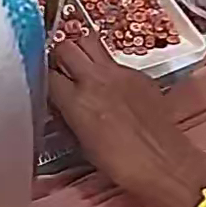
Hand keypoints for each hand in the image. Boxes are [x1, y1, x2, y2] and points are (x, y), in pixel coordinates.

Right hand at [48, 19, 205, 206]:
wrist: (165, 164)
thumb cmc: (121, 164)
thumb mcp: (82, 143)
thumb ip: (67, 115)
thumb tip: (58, 103)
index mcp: (77, 101)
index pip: (46, 73)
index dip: (40, 76)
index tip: (39, 83)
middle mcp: (96, 79)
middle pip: (66, 46)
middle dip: (57, 56)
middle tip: (57, 70)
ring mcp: (119, 72)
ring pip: (89, 42)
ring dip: (79, 51)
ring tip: (79, 68)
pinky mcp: (138, 73)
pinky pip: (112, 59)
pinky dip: (103, 66)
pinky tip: (107, 85)